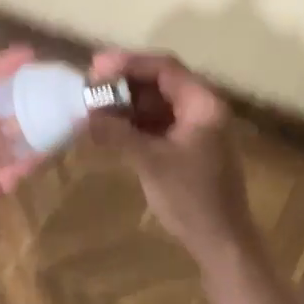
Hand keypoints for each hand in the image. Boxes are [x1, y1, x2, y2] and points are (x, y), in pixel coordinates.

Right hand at [86, 51, 258, 266]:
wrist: (220, 240)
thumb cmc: (192, 199)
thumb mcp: (151, 162)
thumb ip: (118, 134)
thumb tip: (83, 114)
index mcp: (203, 104)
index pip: (165, 68)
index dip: (128, 63)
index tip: (94, 68)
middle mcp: (202, 110)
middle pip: (160, 84)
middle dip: (123, 85)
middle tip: (87, 88)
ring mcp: (196, 130)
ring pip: (157, 105)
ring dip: (126, 105)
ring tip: (91, 109)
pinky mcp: (187, 149)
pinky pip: (158, 126)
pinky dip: (134, 125)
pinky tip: (108, 129)